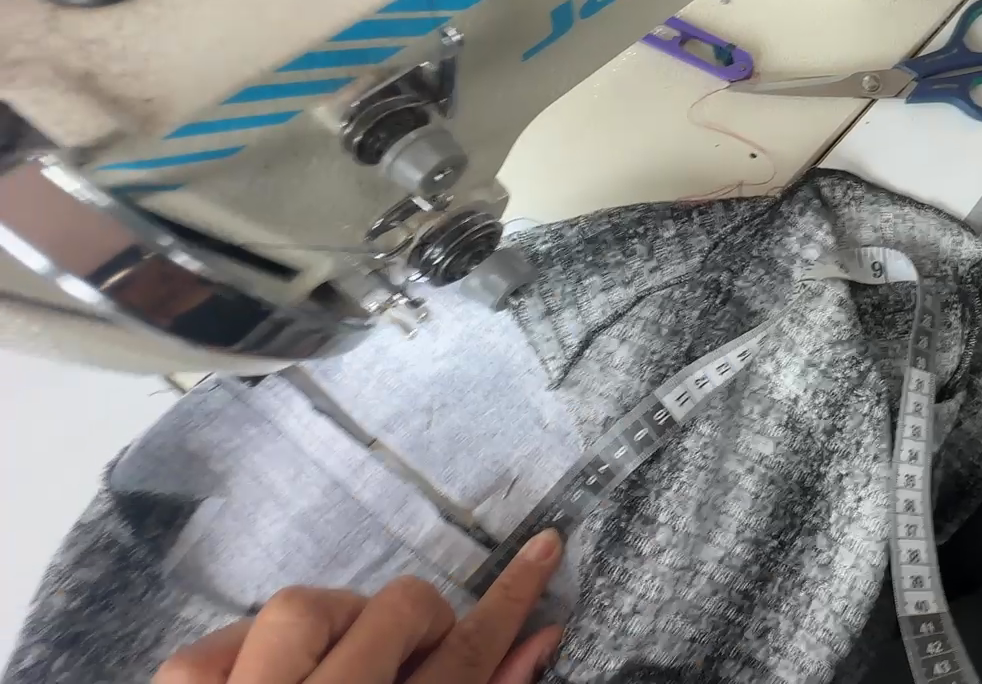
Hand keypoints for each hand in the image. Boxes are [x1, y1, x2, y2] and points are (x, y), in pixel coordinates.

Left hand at [154, 530, 565, 683]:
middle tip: (406, 661)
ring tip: (331, 668)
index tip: (546, 545)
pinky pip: (203, 654)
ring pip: (298, 611)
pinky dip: (238, 656)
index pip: (469, 654)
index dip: (516, 594)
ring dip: (328, 628)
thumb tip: (541, 638)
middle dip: (416, 622)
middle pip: (397, 611)